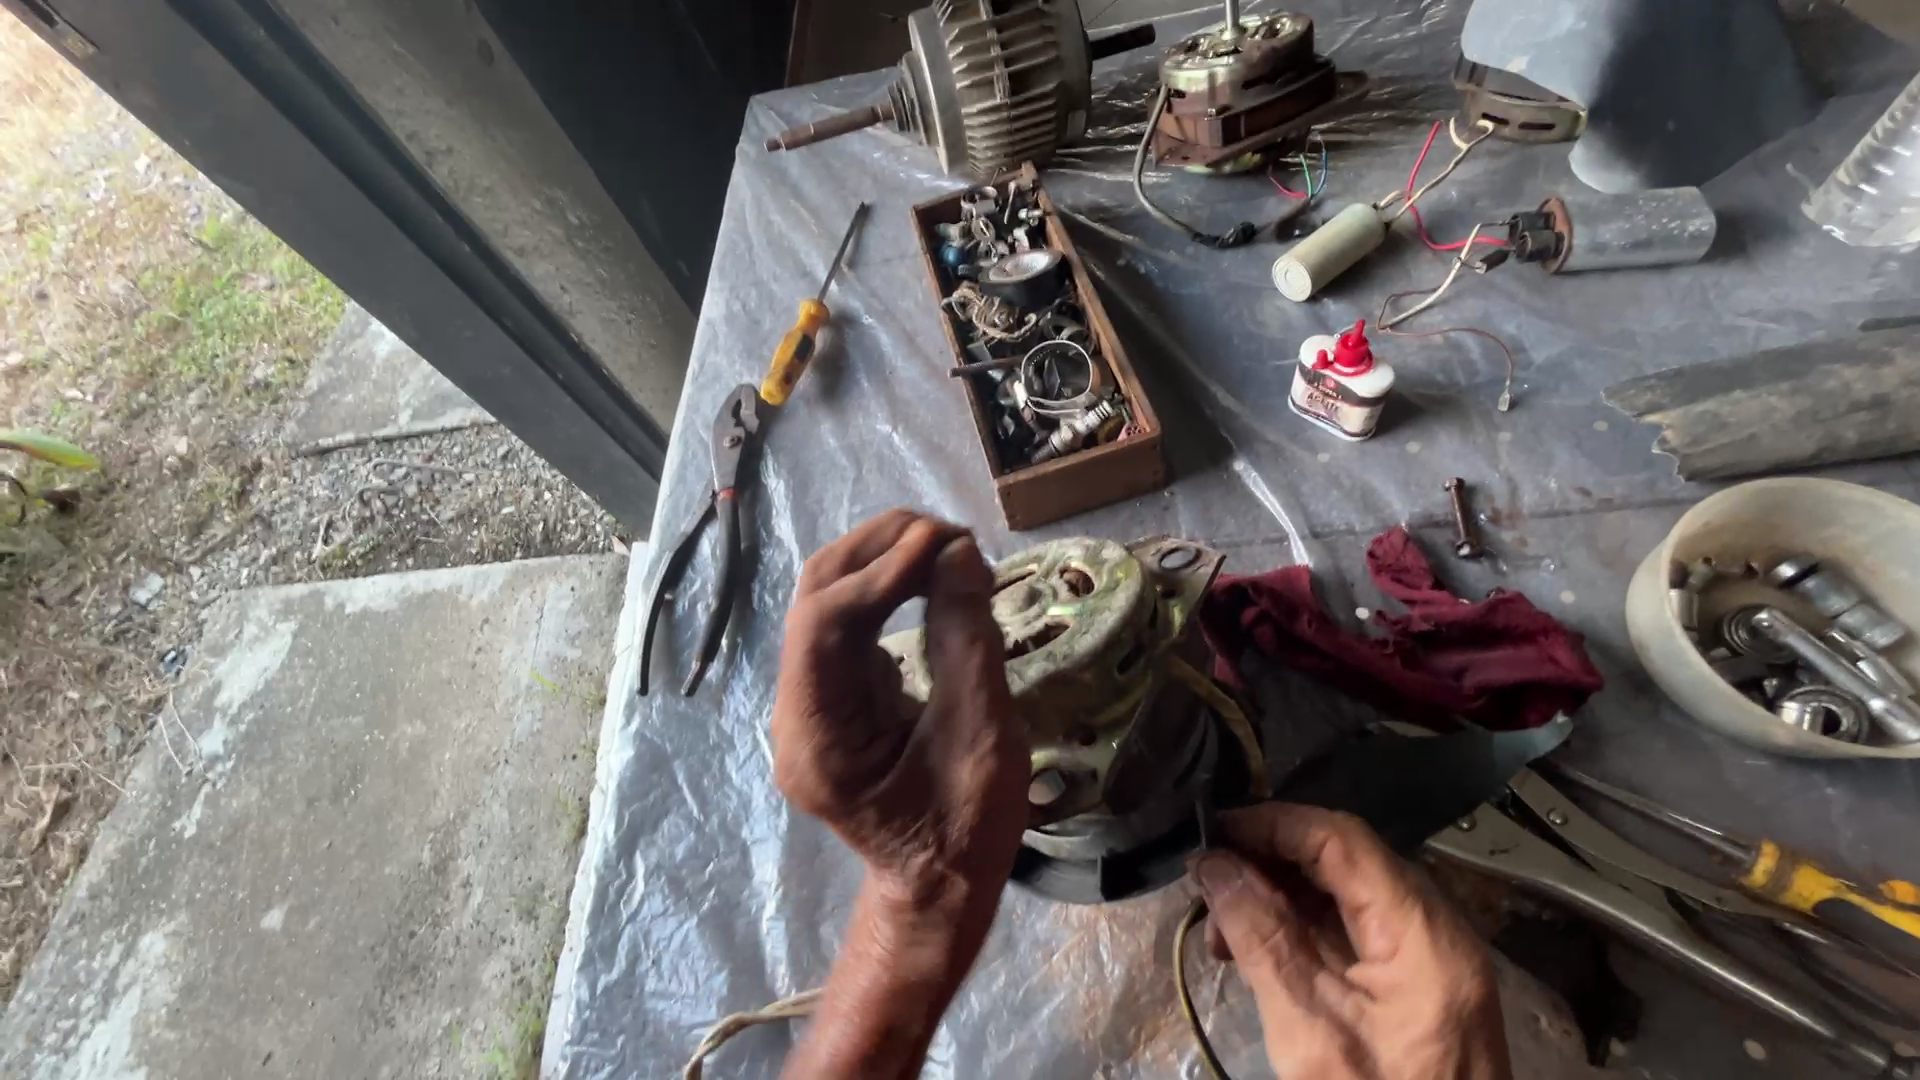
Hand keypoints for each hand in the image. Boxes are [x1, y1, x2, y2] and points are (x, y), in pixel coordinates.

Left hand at [772, 509, 1026, 911]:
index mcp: (817, 740)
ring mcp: (809, 700)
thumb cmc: (965, 832)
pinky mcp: (833, 692)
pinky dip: (887, 584)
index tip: (944, 542)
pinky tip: (928, 574)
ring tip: (944, 542)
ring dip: (881, 558)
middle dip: (877, 549)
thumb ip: (967, 645)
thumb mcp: (983, 740)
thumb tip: (957, 554)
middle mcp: (795, 712)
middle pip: (814, 598)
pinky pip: (847, 620)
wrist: (939, 886)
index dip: (880, 572)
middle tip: (949, 532)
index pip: (823, 626)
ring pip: (826, 599)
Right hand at [1190, 804, 1511, 1079]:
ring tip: (1220, 926)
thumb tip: (1214, 864)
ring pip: (1337, 886)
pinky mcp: (1411, 975)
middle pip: (1340, 857)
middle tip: (1207, 878)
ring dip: (1273, 892)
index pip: (1341, 840)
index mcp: (1423, 937)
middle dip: (1265, 859)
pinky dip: (1294, 923)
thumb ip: (1261, 939)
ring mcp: (1426, 952)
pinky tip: (1250, 946)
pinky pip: (1345, 922)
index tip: (1214, 832)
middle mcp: (1434, 928)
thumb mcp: (1309, 1036)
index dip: (1272, 823)